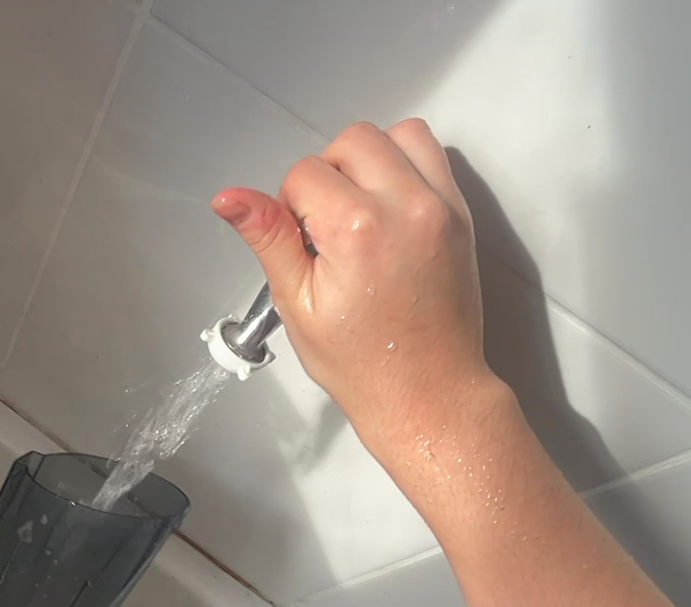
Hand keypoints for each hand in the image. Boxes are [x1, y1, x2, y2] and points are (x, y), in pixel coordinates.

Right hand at [212, 119, 495, 452]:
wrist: (424, 388)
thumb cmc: (359, 361)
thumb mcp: (295, 303)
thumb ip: (268, 239)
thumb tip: (230, 199)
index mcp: (357, 230)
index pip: (304, 174)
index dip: (287, 209)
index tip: (299, 248)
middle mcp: (407, 205)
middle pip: (350, 143)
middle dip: (325, 178)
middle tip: (320, 231)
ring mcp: (442, 205)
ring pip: (396, 134)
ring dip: (366, 163)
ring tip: (353, 214)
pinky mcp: (461, 212)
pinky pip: (431, 155)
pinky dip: (401, 168)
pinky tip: (383, 214)